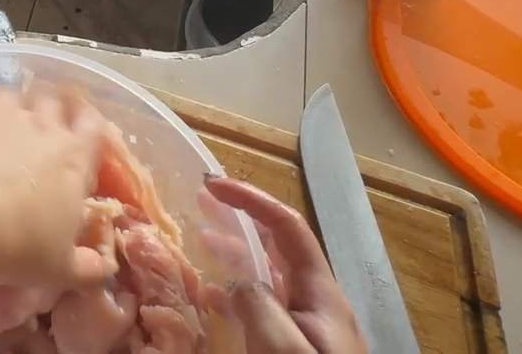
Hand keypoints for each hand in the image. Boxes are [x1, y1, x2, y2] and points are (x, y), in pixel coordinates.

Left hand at [0, 88, 114, 288]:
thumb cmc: (17, 244)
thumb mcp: (60, 269)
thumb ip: (89, 266)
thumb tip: (104, 265)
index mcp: (73, 158)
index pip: (92, 126)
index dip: (88, 127)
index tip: (81, 136)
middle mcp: (43, 125)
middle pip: (54, 102)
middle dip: (50, 113)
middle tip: (40, 133)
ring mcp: (5, 110)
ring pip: (16, 96)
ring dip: (14, 109)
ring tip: (2, 130)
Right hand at [205, 177, 366, 353]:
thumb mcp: (280, 346)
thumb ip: (256, 300)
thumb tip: (236, 281)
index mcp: (321, 294)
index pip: (286, 225)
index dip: (249, 197)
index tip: (209, 185)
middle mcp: (317, 305)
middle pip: (278, 245)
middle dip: (239, 216)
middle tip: (200, 201)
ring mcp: (309, 332)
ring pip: (269, 274)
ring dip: (234, 250)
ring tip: (200, 240)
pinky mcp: (295, 352)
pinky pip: (264, 307)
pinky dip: (235, 291)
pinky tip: (212, 296)